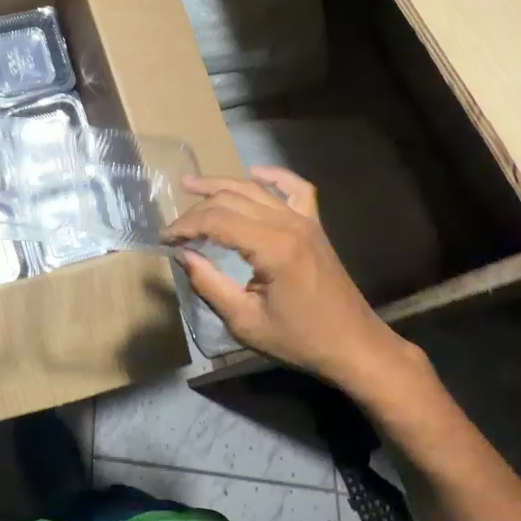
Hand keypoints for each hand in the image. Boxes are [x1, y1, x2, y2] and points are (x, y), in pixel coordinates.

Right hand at [165, 166, 418, 396]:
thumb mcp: (245, 321)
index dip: (185, 226)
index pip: (216, 221)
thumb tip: (184, 255)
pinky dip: (273, 176)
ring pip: (255, 189)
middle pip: (231, 200)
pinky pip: (295, 188)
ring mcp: (305, 221)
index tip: (165, 239)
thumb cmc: (299, 340)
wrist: (354, 346)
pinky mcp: (315, 225)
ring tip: (191, 185)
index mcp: (273, 249)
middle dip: (197, 209)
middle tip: (175, 227)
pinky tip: (254, 174)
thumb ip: (209, 284)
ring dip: (222, 185)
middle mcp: (289, 224)